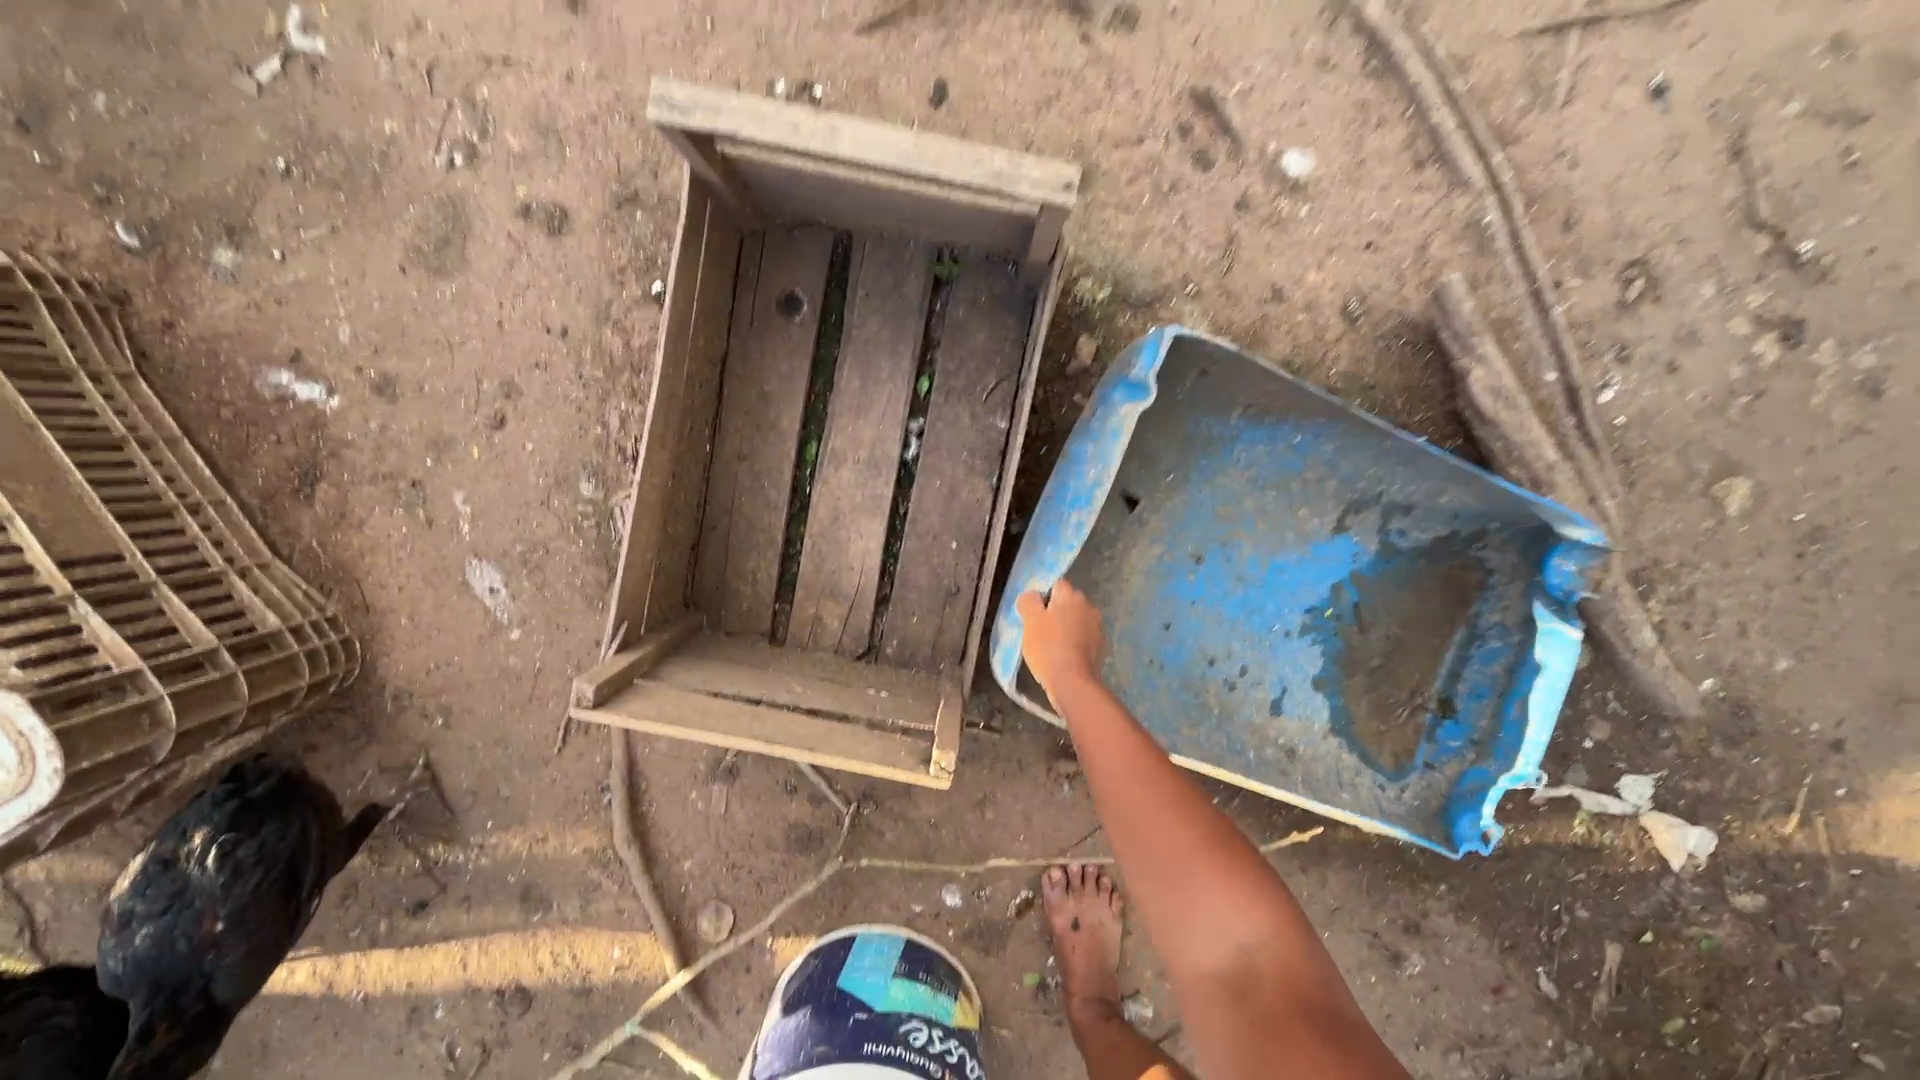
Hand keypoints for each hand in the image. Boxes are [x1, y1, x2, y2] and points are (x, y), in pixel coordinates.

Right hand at [1016, 579, 1105, 703]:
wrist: (1072, 682)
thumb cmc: (1048, 647)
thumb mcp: (1030, 621)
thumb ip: (1029, 602)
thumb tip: (1032, 595)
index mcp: (1072, 596)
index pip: (1056, 584)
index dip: (1042, 596)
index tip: (1033, 612)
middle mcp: (1089, 607)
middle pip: (1067, 603)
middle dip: (1054, 612)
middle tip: (1038, 629)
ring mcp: (1097, 627)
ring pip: (1075, 621)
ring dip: (1065, 628)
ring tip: (1049, 645)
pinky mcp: (1100, 647)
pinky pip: (1082, 638)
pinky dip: (1073, 642)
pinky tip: (1062, 655)